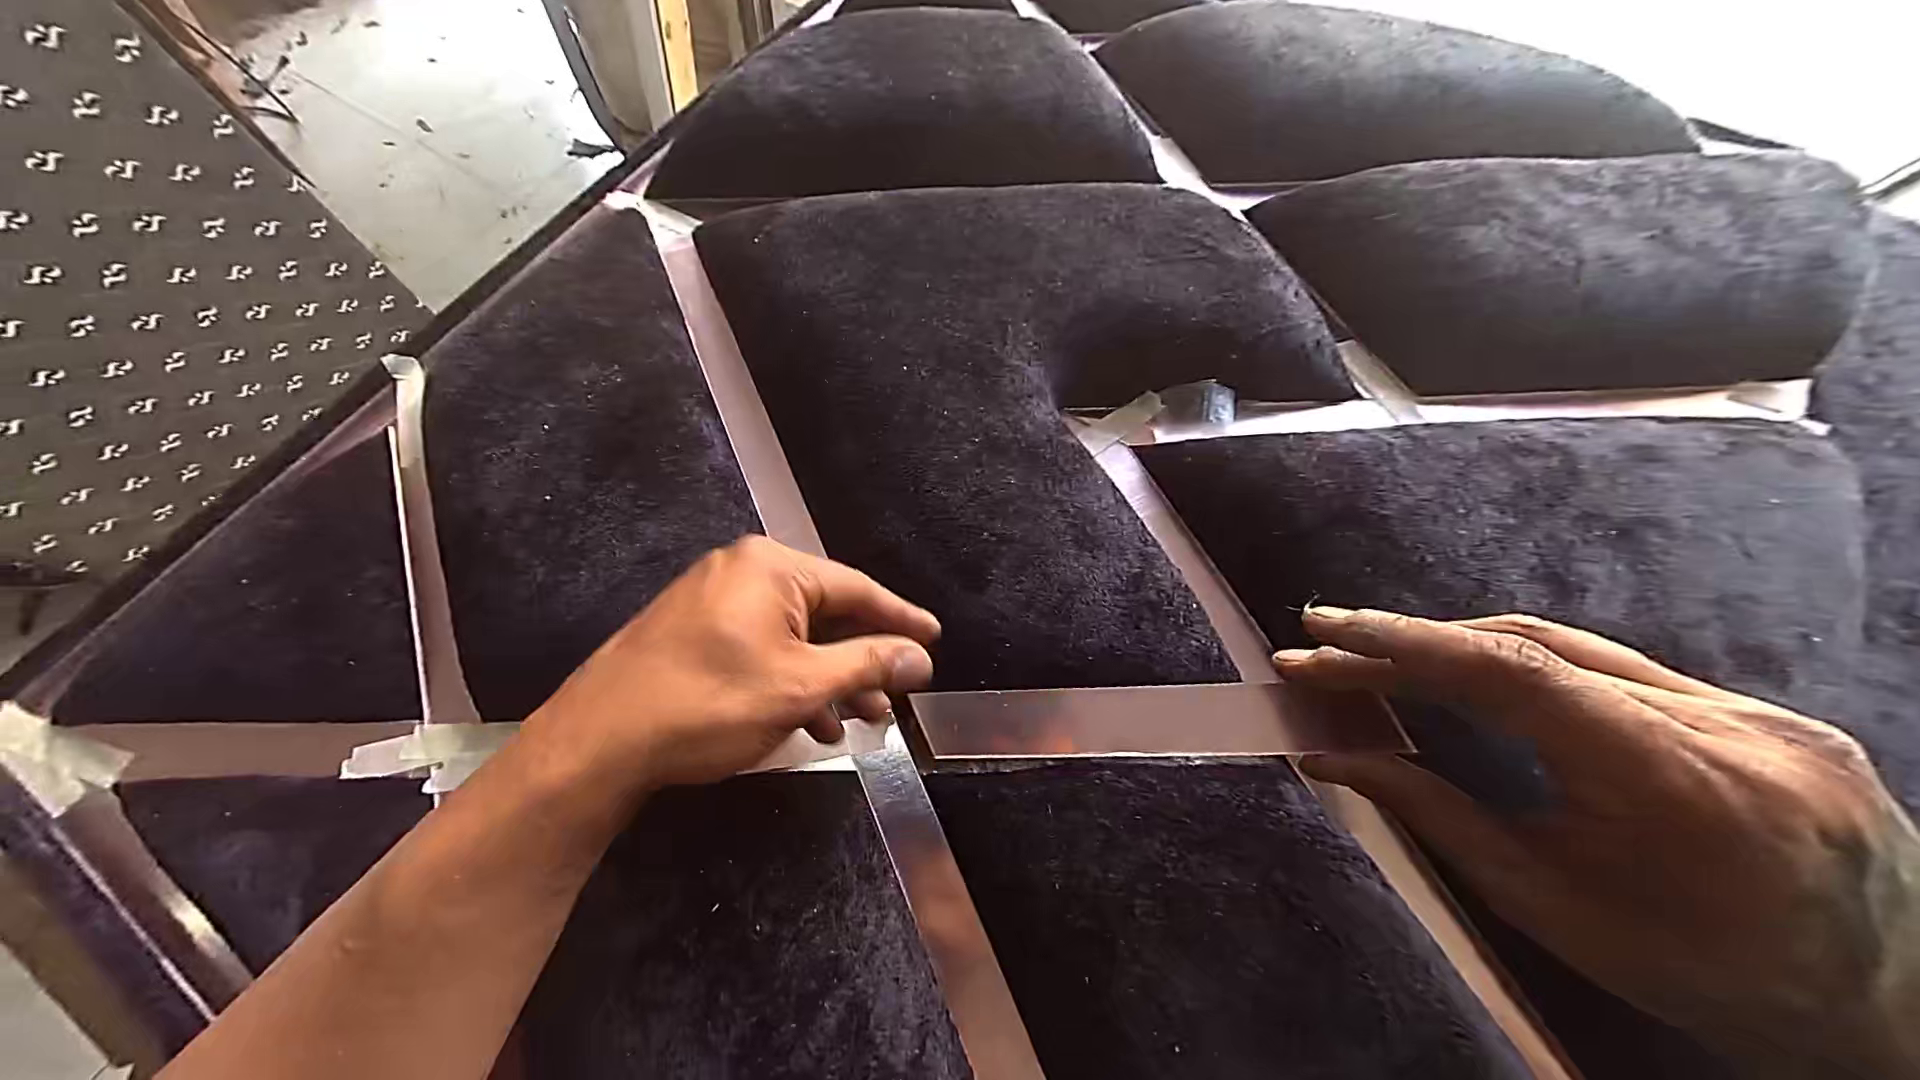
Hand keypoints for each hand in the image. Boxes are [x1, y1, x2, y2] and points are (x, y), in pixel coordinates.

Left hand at [517, 535, 938, 795]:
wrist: (595, 744)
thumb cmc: (708, 704)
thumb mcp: (801, 686)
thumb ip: (868, 664)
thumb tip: (921, 657)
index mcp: (772, 567)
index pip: (857, 589)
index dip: (900, 618)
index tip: (933, 637)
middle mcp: (744, 571)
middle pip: (826, 613)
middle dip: (862, 661)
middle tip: (894, 696)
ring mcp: (715, 600)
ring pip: (795, 637)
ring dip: (829, 678)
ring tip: (858, 719)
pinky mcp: (696, 631)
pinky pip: (763, 647)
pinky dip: (791, 680)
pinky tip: (809, 721)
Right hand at [1276, 609, 1919, 1078]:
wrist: (1892, 1010)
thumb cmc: (1695, 972)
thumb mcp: (1541, 900)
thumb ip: (1429, 811)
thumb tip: (1326, 758)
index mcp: (1676, 787)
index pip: (1511, 673)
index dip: (1400, 640)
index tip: (1321, 633)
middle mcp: (1729, 727)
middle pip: (1524, 648)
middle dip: (1406, 643)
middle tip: (1325, 647)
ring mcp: (1755, 710)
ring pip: (1562, 644)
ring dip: (1454, 646)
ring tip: (1380, 659)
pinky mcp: (1757, 707)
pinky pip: (1606, 662)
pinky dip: (1515, 660)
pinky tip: (1470, 674)